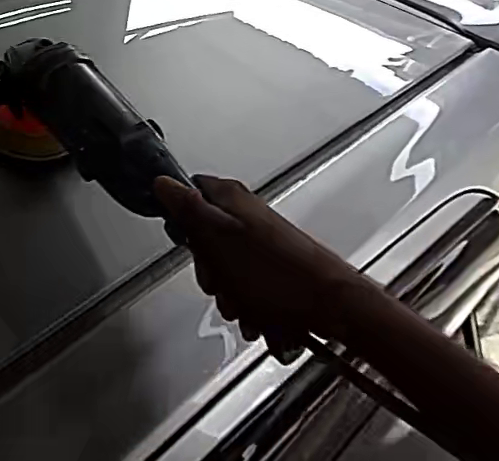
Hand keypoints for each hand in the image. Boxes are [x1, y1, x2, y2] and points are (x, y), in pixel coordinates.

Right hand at [155, 175, 375, 360]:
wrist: (337, 309)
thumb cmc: (278, 272)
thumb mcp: (217, 235)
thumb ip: (185, 206)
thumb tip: (162, 182)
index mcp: (229, 196)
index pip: (187, 193)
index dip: (182, 220)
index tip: (189, 243)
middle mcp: (245, 214)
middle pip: (205, 235)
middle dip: (208, 267)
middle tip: (217, 280)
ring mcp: (262, 241)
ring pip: (227, 264)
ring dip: (228, 290)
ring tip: (241, 306)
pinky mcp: (277, 267)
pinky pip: (249, 283)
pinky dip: (249, 302)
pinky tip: (256, 316)